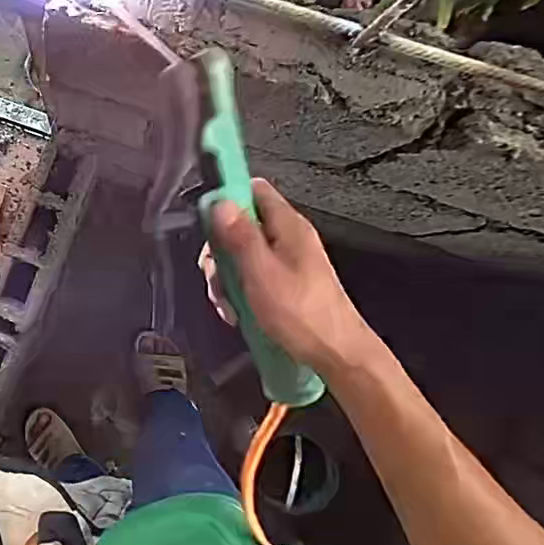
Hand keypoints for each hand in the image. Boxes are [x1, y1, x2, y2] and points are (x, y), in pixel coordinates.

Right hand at [202, 178, 383, 373]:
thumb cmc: (304, 316)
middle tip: (218, 277)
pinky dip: (238, 291)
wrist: (336, 355)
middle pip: (238, 225)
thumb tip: (220, 203)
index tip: (207, 221)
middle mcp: (287, 238)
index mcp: (287, 226)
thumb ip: (240, 236)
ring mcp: (284, 261)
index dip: (226, 197)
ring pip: (239, 254)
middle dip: (219, 251)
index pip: (252, 189)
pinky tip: (237, 312)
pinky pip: (249, 276)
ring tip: (228, 303)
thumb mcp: (262, 272)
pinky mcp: (281, 283)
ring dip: (225, 278)